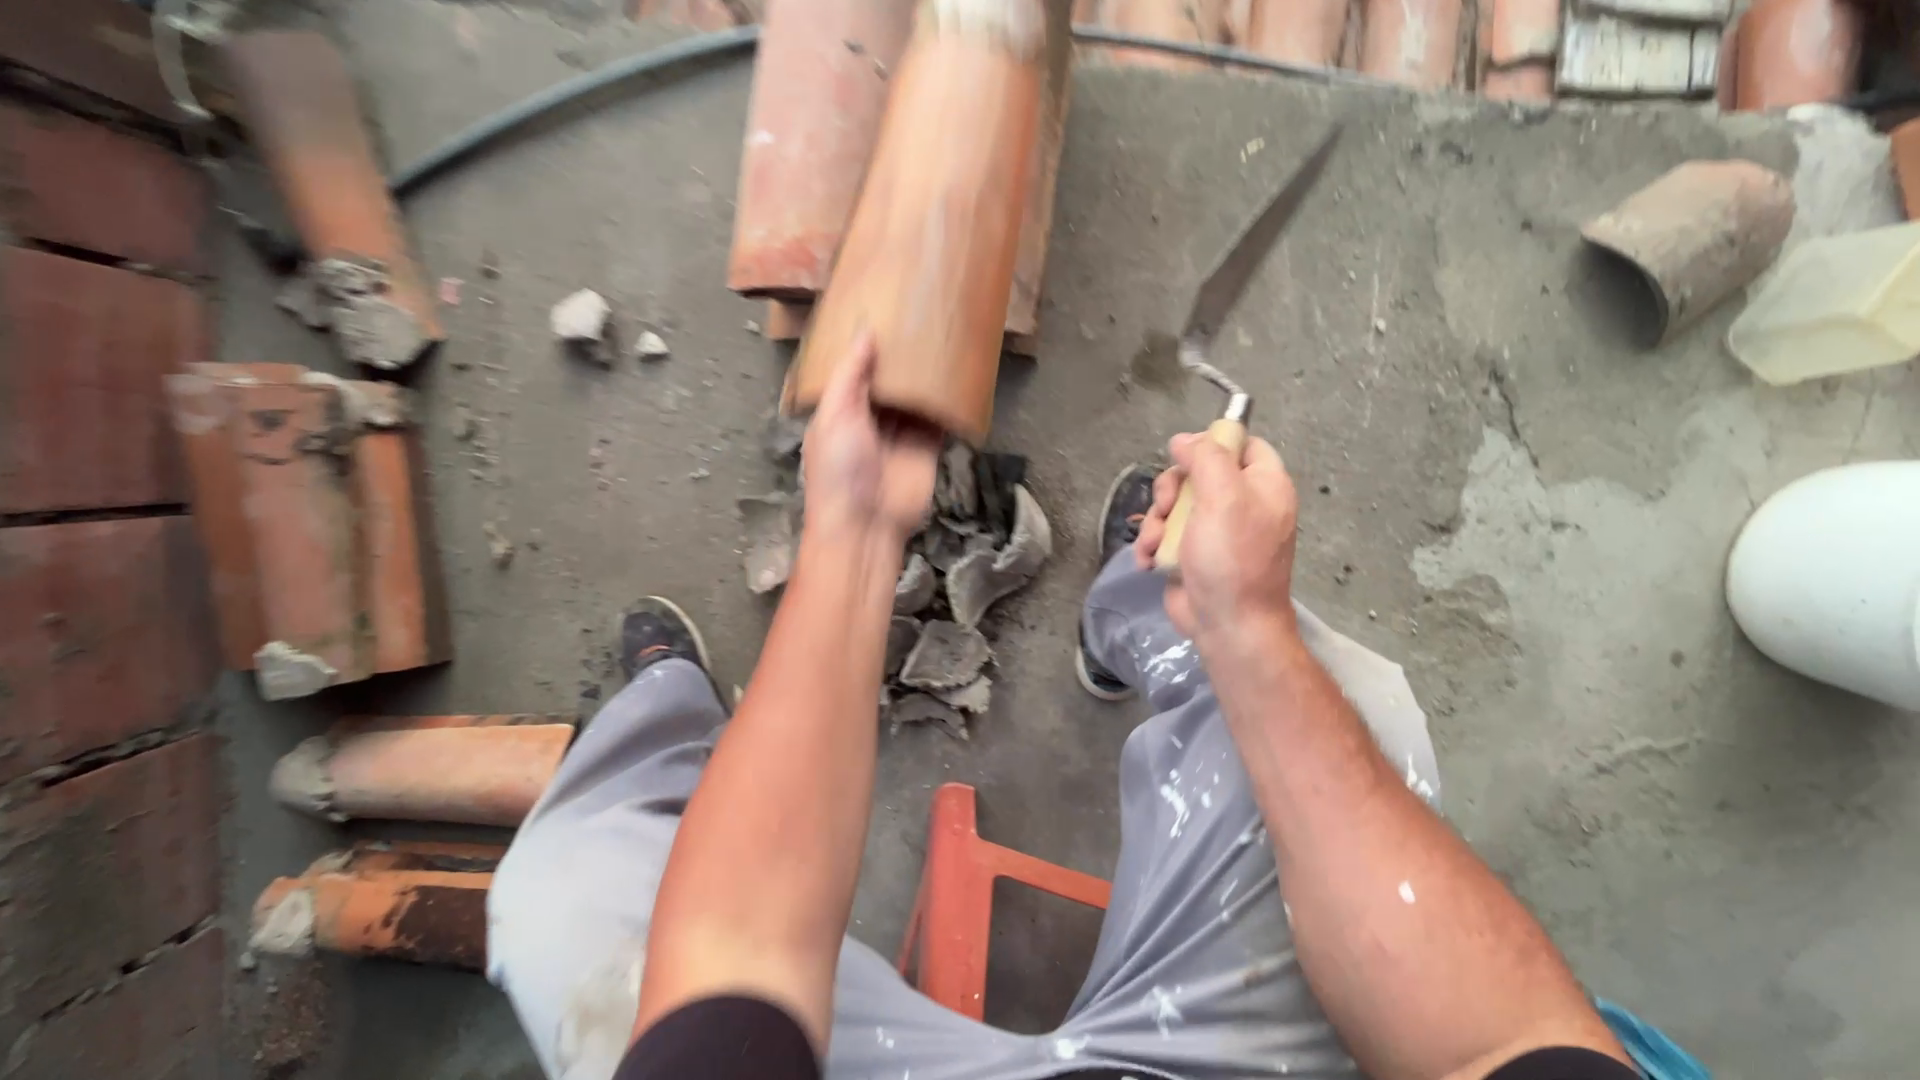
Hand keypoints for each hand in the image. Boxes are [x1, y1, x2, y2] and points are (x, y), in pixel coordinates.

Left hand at [801, 332, 941, 544]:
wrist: (867, 525)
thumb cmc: (839, 471)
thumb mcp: (835, 415)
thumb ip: (850, 374)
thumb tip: (866, 331)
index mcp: (840, 412)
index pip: (852, 373)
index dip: (864, 348)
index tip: (879, 312)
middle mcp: (870, 420)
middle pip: (888, 382)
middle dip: (899, 357)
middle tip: (918, 315)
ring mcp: (900, 434)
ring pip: (915, 396)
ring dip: (926, 375)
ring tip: (941, 334)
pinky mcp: (927, 447)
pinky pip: (940, 419)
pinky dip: (949, 401)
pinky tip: (960, 373)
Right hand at [1134, 431, 1299, 641]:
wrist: (1229, 624)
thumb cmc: (1233, 558)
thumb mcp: (1224, 497)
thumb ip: (1206, 458)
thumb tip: (1183, 440)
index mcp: (1263, 485)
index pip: (1242, 445)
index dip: (1212, 443)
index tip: (1185, 453)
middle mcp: (1241, 504)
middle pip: (1197, 472)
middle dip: (1171, 488)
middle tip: (1167, 506)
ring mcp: (1214, 531)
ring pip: (1174, 504)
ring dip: (1155, 522)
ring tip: (1154, 543)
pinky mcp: (1191, 554)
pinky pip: (1165, 535)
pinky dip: (1152, 545)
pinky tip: (1147, 560)